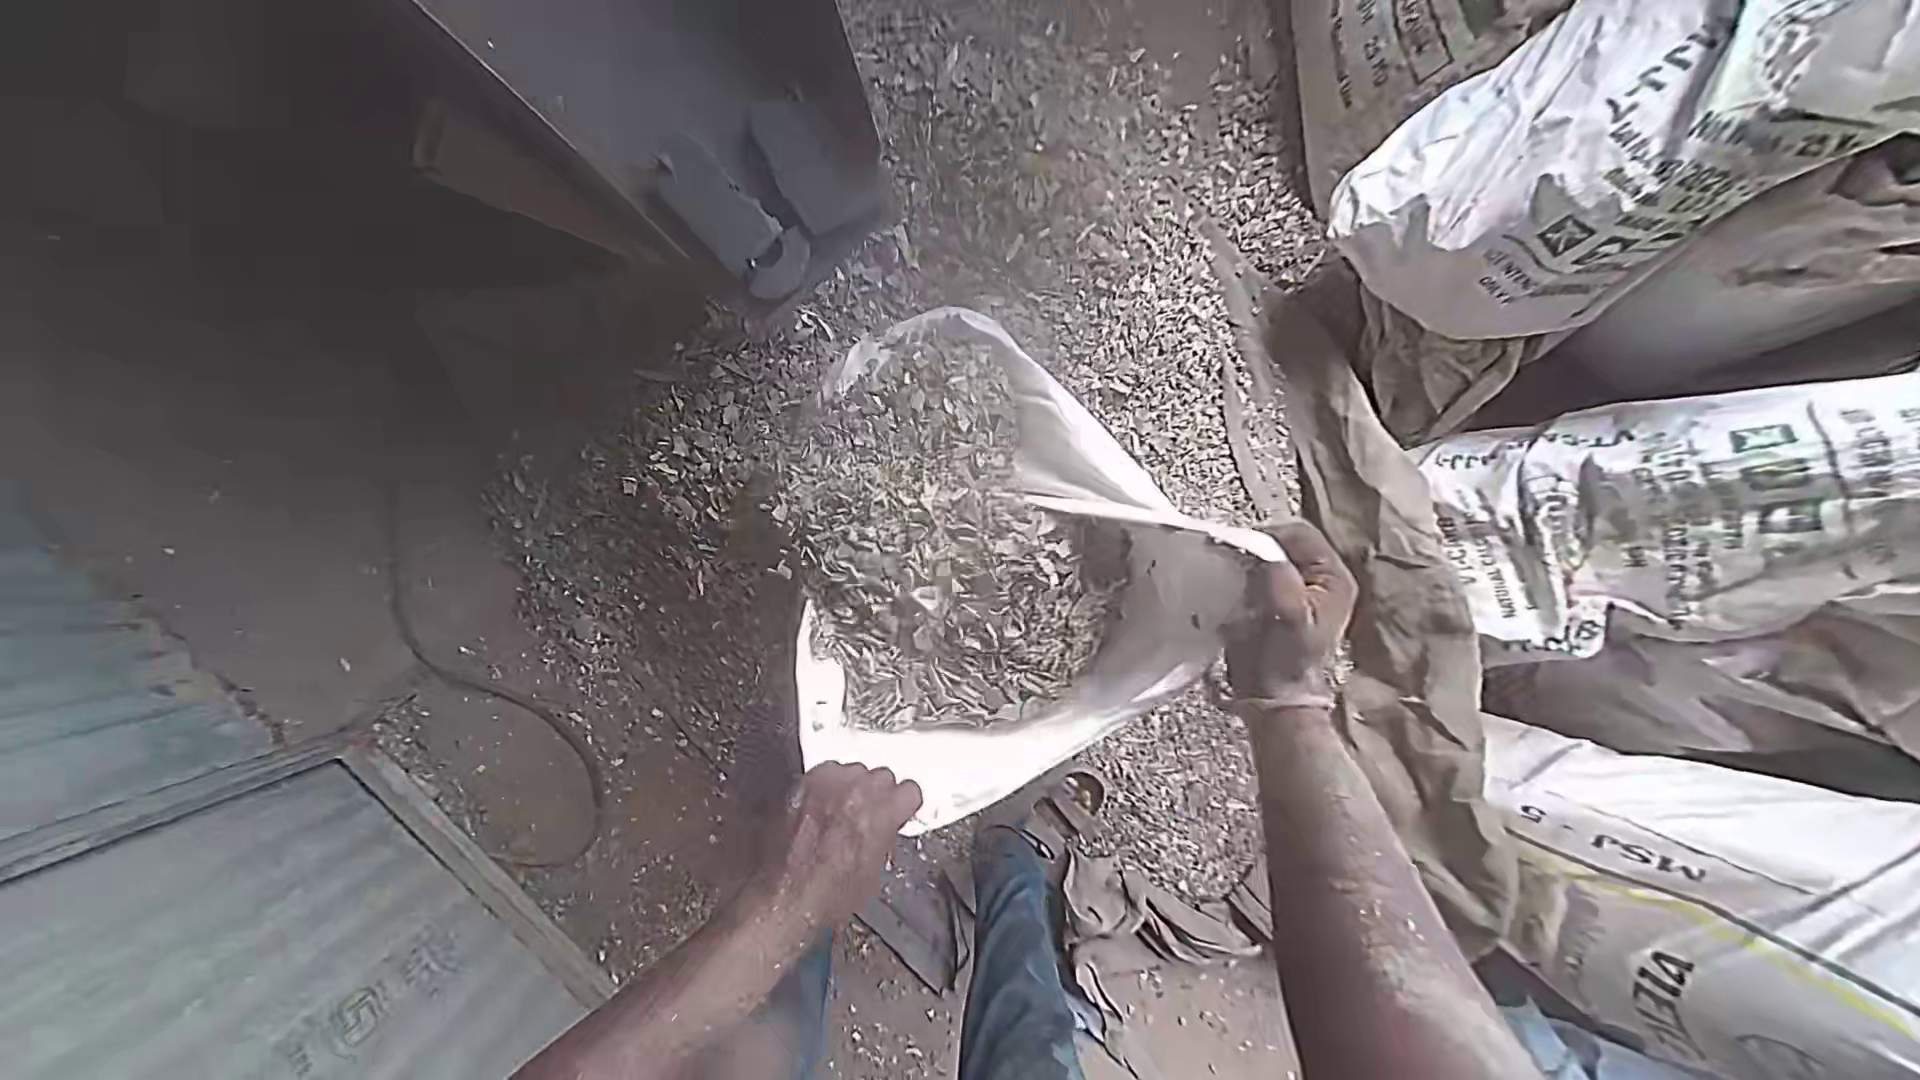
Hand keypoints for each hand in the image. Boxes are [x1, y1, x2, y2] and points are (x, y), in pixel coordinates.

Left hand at [744, 762, 922, 934]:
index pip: (910, 790)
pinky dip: (826, 786)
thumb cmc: (824, 895)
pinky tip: (819, 808)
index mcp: (883, 813)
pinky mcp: (805, 782)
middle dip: (877, 794)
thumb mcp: (873, 875)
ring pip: (854, 770)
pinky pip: (826, 773)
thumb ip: (886, 838)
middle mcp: (859, 791)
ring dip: (851, 787)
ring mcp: (830, 782)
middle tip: (866, 815)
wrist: (780, 897)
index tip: (898, 810)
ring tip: (839, 812)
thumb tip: (886, 827)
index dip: (903, 804)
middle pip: (882, 776)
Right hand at [1226, 521, 1356, 706]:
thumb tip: (1256, 550)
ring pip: (1264, 559)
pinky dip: (1239, 578)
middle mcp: (1317, 580)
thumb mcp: (1289, 614)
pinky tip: (1230, 589)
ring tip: (1229, 576)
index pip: (1299, 533)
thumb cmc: (1287, 660)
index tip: (1239, 549)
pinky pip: (1252, 576)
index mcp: (1332, 578)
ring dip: (1243, 564)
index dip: (1267, 536)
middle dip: (1253, 549)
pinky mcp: (1272, 602)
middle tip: (1230, 562)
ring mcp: (1294, 591)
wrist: (1274, 696)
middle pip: (1280, 544)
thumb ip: (1277, 576)